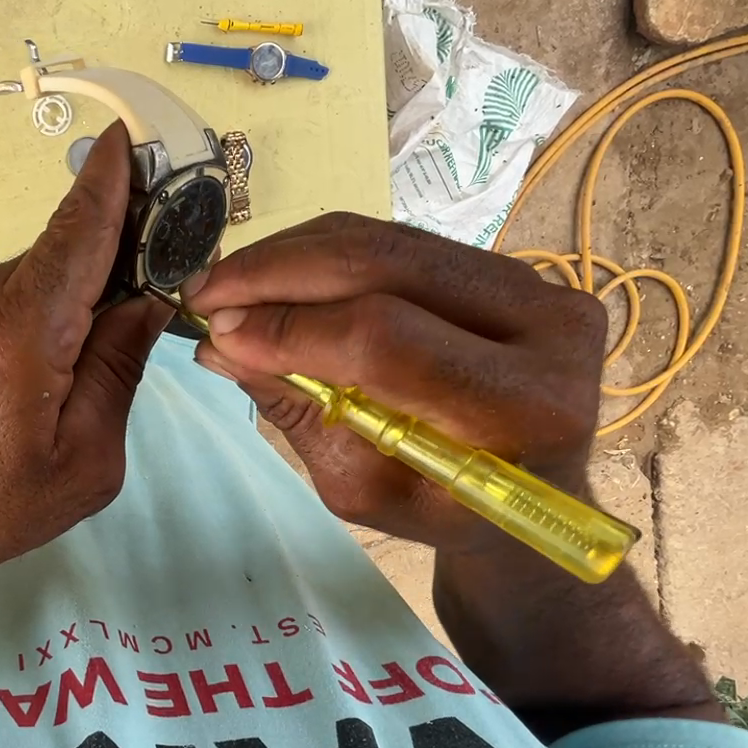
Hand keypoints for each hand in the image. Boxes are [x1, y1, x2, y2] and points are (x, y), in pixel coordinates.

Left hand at [0, 122, 172, 602]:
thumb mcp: (86, 458)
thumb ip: (120, 367)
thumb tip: (147, 299)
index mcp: (22, 330)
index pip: (83, 228)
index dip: (119, 178)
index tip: (145, 133)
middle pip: (71, 245)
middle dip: (125, 238)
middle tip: (176, 252)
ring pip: (47, 269)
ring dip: (92, 277)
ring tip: (131, 313)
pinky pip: (22, 291)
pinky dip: (60, 298)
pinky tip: (80, 334)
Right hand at [184, 212, 607, 553]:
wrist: (528, 492)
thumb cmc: (440, 509)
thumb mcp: (358, 486)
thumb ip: (297, 410)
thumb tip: (220, 345)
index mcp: (517, 408)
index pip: (385, 340)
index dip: (289, 329)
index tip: (217, 332)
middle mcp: (544, 326)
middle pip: (384, 264)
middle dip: (275, 272)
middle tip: (204, 290)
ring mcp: (533, 283)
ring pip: (385, 239)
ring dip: (289, 254)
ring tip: (226, 280)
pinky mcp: (507, 265)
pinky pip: (397, 239)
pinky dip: (321, 252)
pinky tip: (273, 273)